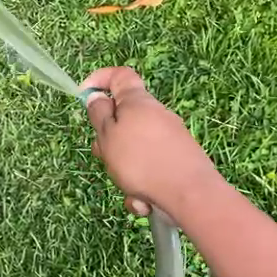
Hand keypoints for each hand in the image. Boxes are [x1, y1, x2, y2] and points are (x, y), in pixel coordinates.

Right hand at [80, 66, 225, 216]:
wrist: (192, 196)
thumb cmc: (141, 161)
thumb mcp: (108, 136)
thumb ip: (99, 114)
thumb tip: (98, 97)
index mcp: (138, 102)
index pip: (119, 75)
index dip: (99, 79)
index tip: (84, 96)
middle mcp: (156, 114)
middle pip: (123, 117)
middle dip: (108, 137)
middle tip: (104, 154)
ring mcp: (171, 137)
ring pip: (134, 146)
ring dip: (124, 166)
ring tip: (127, 187)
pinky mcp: (180, 160)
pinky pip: (150, 166)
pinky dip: (142, 183)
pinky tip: (144, 201)